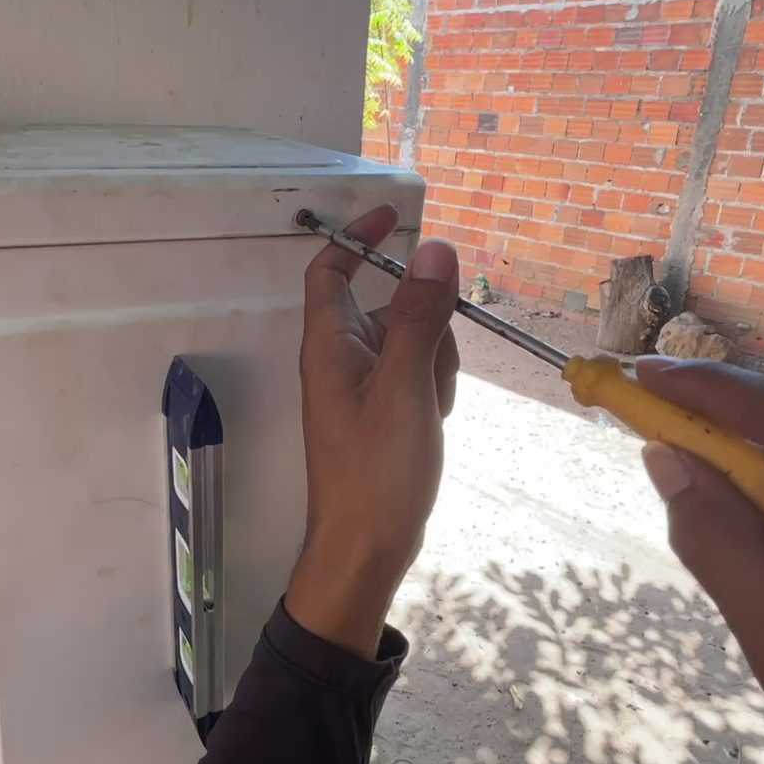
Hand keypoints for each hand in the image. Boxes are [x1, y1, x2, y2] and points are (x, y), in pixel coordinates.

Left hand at [286, 205, 460, 657]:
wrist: (368, 546)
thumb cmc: (378, 470)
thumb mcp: (406, 387)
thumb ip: (418, 318)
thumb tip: (435, 249)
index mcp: (329, 344)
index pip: (329, 272)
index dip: (357, 239)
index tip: (395, 216)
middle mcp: (339, 358)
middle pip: (387, 307)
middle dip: (423, 329)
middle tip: (430, 376)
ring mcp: (361, 385)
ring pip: (410, 342)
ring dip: (433, 365)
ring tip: (429, 410)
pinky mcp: (380, 410)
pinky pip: (413, 376)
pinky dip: (430, 390)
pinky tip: (431, 424)